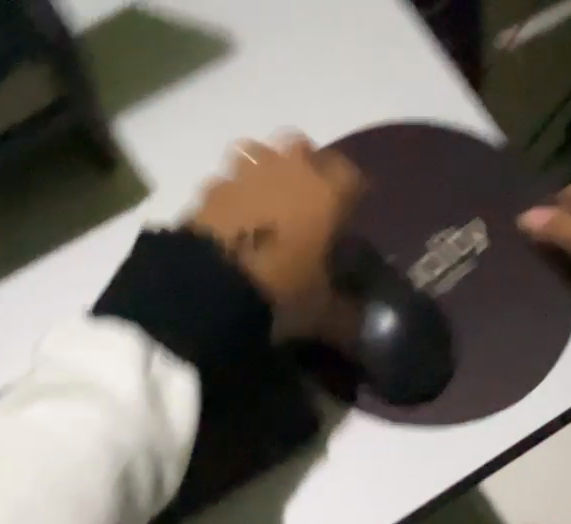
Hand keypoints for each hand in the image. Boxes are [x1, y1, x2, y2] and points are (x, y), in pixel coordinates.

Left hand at [188, 133, 363, 338]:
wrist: (210, 289)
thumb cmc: (282, 293)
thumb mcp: (322, 314)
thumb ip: (347, 315)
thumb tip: (362, 326)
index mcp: (327, 192)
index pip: (351, 176)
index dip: (351, 195)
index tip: (348, 217)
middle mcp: (288, 169)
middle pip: (302, 149)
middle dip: (305, 170)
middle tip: (304, 205)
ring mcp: (244, 173)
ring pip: (259, 154)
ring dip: (264, 173)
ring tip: (264, 206)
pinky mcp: (208, 189)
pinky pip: (226, 183)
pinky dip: (231, 197)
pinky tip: (231, 224)